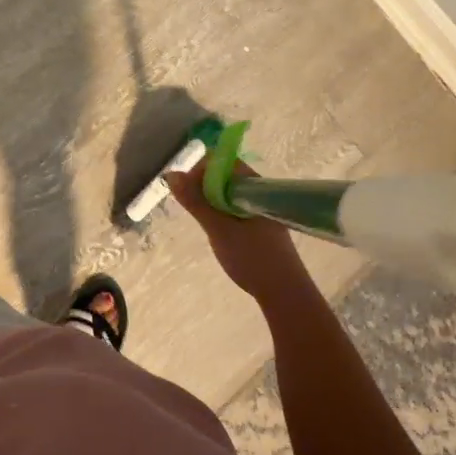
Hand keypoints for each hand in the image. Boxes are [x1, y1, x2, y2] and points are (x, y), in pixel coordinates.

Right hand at [166, 159, 312, 307]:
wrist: (285, 293)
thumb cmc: (252, 258)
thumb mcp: (218, 228)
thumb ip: (195, 200)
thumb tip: (170, 174)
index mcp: (253, 185)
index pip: (221, 161)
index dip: (200, 171)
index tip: (188, 193)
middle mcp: (259, 190)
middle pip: (224, 175)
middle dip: (204, 188)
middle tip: (196, 212)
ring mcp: (261, 206)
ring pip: (228, 192)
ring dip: (212, 202)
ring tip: (207, 224)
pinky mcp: (260, 222)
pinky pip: (235, 205)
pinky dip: (222, 212)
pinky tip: (219, 231)